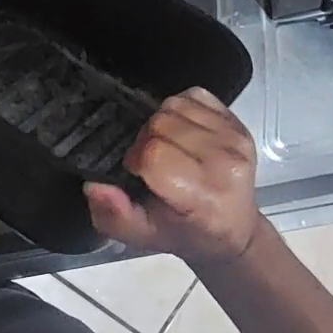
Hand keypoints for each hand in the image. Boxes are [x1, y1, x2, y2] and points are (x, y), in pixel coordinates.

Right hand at [84, 88, 263, 269]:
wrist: (233, 227)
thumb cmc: (184, 233)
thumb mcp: (142, 236)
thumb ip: (114, 216)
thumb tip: (93, 186)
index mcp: (204, 197)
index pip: (155, 156)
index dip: (135, 160)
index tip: (137, 173)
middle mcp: (225, 163)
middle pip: (162, 124)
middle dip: (146, 140)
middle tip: (150, 161)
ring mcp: (235, 138)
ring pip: (175, 106)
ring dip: (161, 123)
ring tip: (166, 146)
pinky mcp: (238, 121)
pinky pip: (195, 96)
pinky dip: (180, 110)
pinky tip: (182, 133)